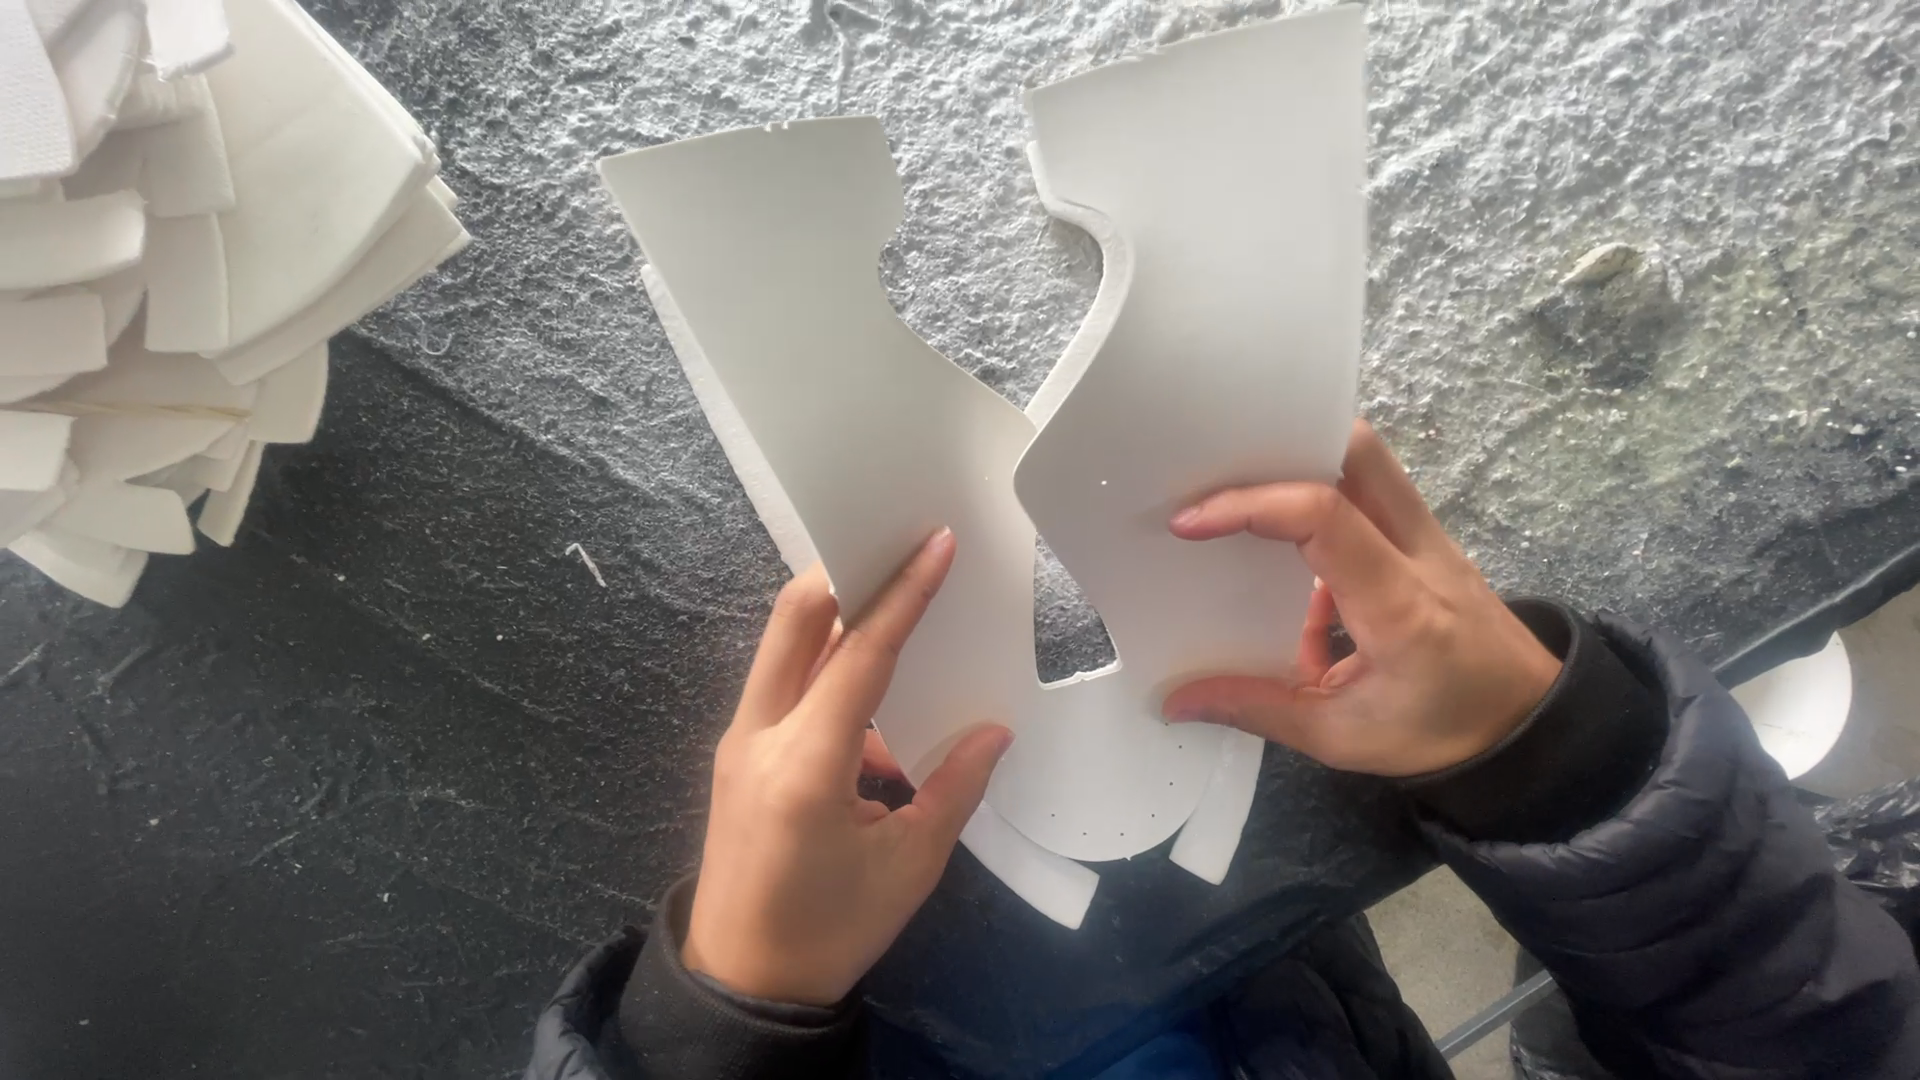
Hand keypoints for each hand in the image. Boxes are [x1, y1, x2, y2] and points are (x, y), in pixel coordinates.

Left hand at [683, 529, 1013, 1005]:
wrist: (742, 986)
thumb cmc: (831, 929)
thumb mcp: (911, 866)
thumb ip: (955, 787)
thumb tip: (994, 731)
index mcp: (807, 765)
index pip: (862, 655)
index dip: (904, 594)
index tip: (935, 544)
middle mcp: (760, 735)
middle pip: (793, 620)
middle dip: (845, 571)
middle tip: (895, 547)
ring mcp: (739, 740)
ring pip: (782, 644)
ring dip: (833, 611)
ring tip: (889, 598)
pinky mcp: (737, 751)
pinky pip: (783, 680)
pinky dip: (825, 659)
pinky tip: (871, 687)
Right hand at [1161, 421, 1561, 777]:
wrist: (1534, 729)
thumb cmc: (1441, 734)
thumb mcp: (1341, 737)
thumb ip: (1255, 708)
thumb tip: (1176, 700)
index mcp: (1399, 605)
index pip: (1322, 518)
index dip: (1248, 506)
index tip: (1190, 522)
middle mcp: (1420, 551)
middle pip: (1357, 452)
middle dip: (1281, 448)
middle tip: (1221, 476)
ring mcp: (1430, 535)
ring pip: (1368, 457)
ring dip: (1302, 456)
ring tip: (1241, 485)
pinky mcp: (1426, 536)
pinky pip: (1372, 484)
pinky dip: (1321, 481)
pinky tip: (1283, 523)